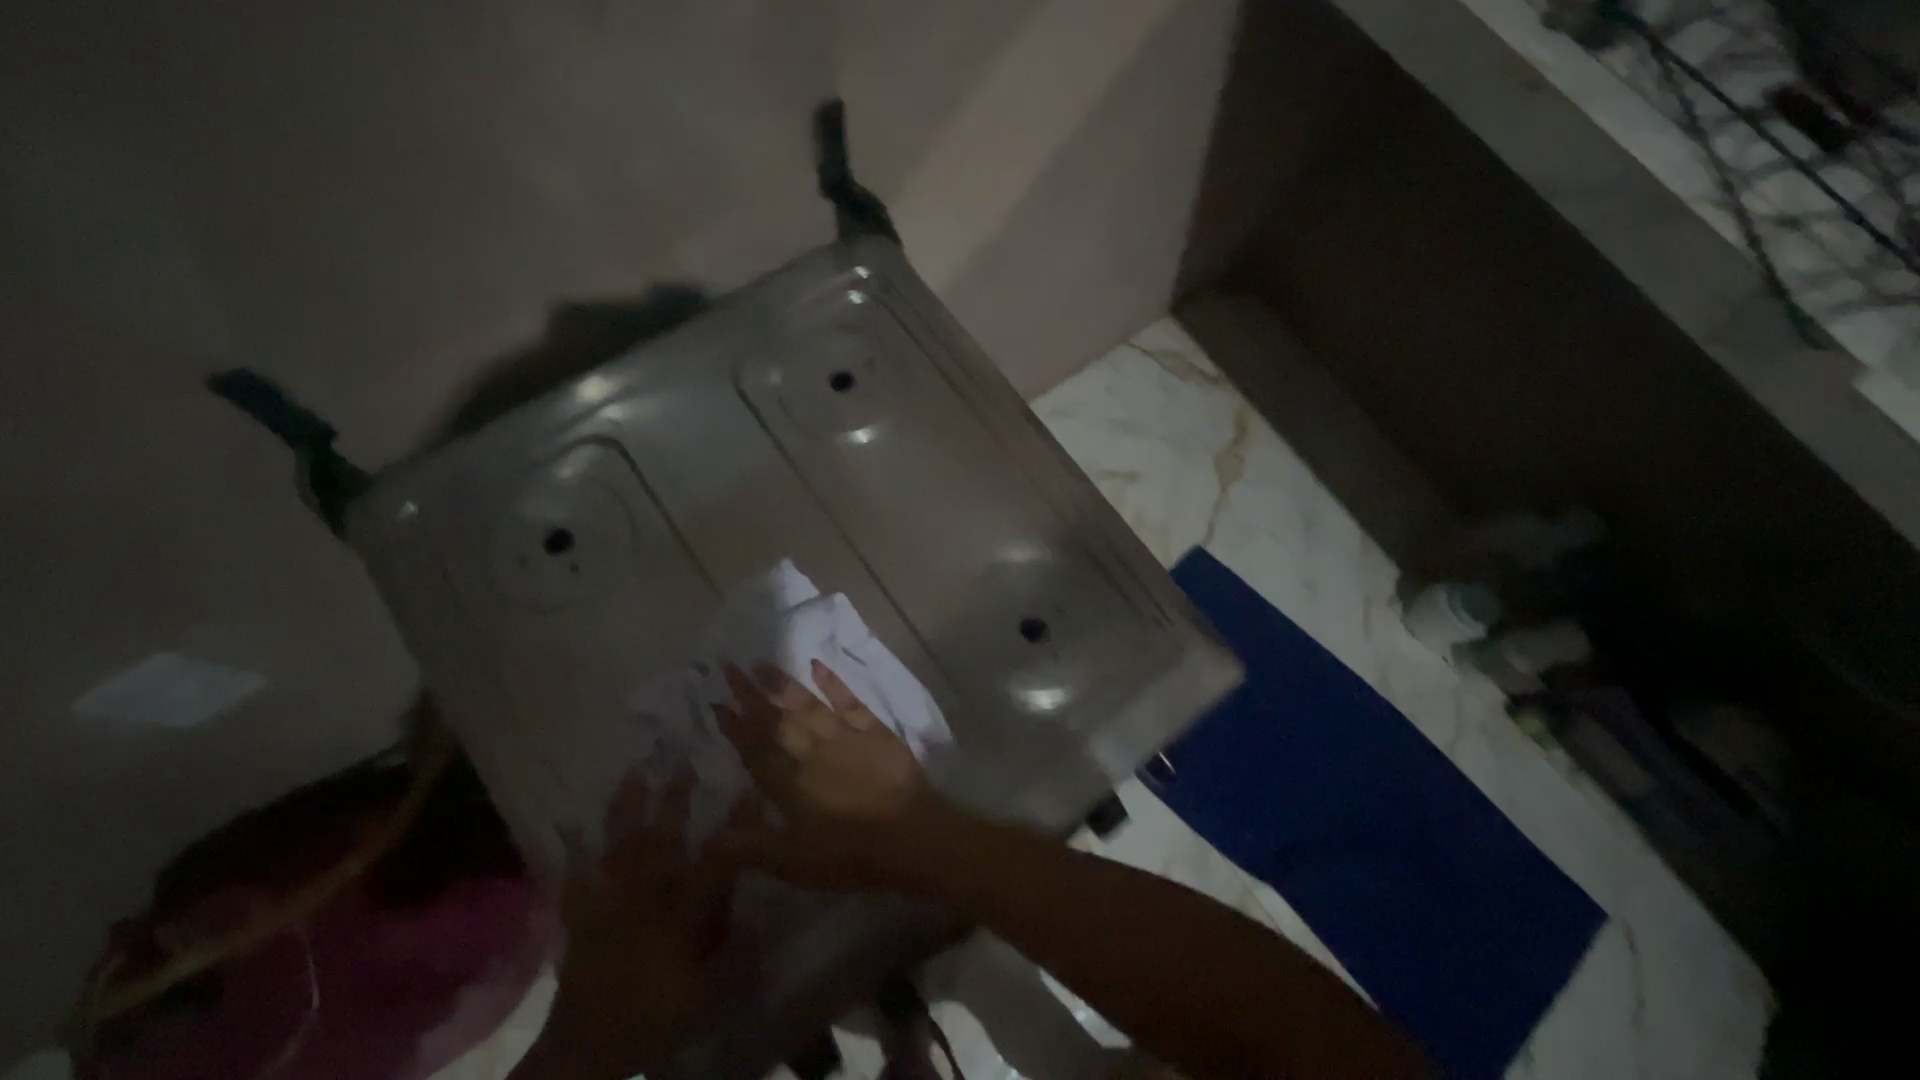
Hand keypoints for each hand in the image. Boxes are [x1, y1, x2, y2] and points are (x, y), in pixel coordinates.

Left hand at [515, 770, 732, 1079]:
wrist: (586, 1052)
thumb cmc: (654, 1023)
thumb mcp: (708, 999)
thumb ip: (734, 957)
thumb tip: (756, 917)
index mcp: (678, 924)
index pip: (712, 868)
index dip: (733, 830)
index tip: (747, 790)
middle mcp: (643, 905)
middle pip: (660, 846)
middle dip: (673, 803)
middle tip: (683, 763)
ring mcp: (608, 908)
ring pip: (619, 852)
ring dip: (626, 811)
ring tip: (634, 773)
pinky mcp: (582, 920)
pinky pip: (575, 880)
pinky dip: (572, 853)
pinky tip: (567, 824)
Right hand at [712, 660, 954, 891]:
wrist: (911, 836)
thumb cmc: (849, 855)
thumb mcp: (793, 863)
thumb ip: (749, 847)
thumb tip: (706, 837)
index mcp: (788, 783)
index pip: (754, 750)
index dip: (734, 728)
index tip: (716, 703)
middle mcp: (811, 751)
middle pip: (776, 719)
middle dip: (750, 694)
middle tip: (729, 667)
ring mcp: (844, 736)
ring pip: (807, 704)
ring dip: (783, 683)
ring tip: (761, 662)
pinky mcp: (874, 731)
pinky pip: (849, 701)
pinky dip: (832, 682)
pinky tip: (817, 665)